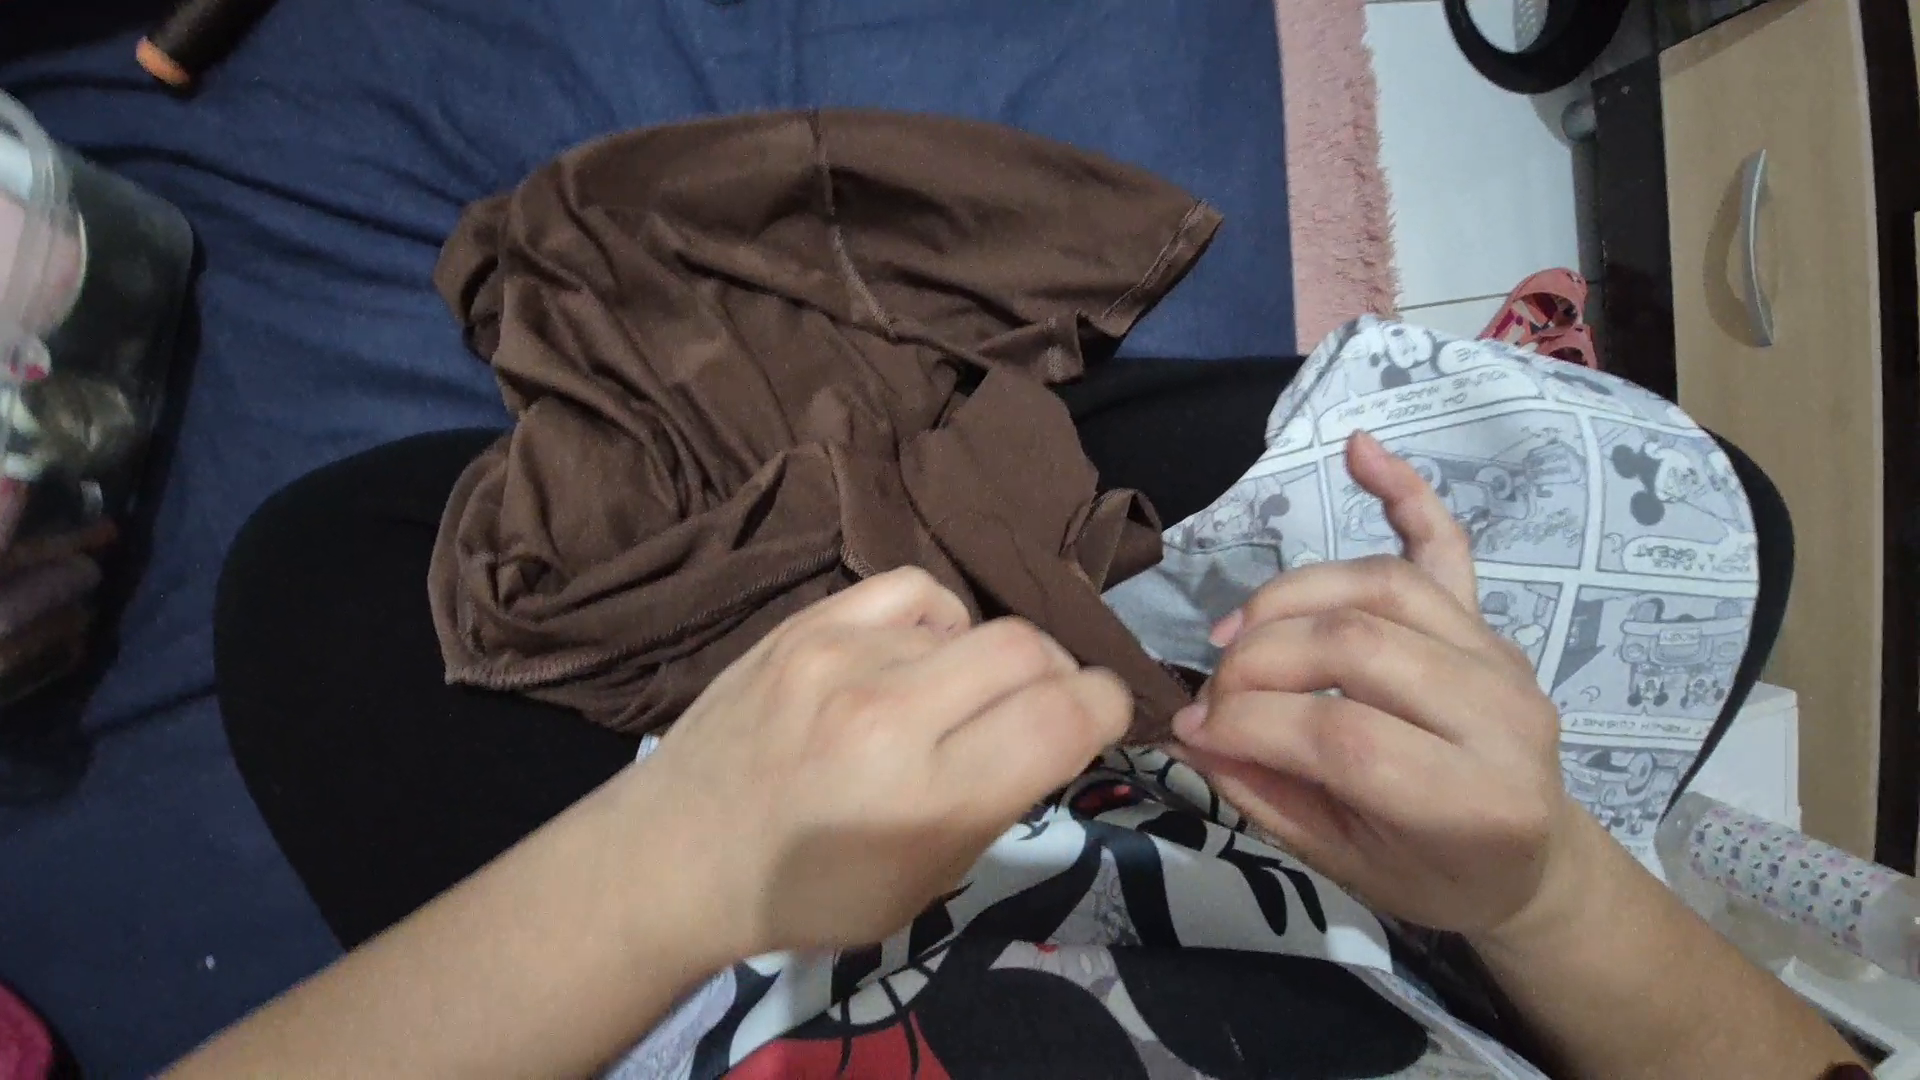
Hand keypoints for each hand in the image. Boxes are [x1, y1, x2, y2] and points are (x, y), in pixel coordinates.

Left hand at [636, 568, 1129, 957]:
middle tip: (1039, 703)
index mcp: (927, 796)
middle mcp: (889, 713)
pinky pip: (912, 588)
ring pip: (973, 622)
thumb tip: (1055, 724)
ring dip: (991, 658)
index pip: (1060, 718)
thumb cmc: (814, 889)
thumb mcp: (928, 879)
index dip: (1105, 706)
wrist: (681, 850)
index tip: (1100, 713)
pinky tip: (917, 650)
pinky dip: (938, 619)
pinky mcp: (807, 622)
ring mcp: (842, 655)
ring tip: (959, 689)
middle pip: (1029, 650)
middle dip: (1059, 676)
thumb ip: (1001, 796)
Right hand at [1171, 431, 1586, 941]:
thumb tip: (1192, 730)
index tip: (1190, 728)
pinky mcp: (1484, 622)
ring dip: (1286, 596)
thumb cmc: (1436, 874)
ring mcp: (1497, 652)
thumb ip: (1265, 794)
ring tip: (1236, 631)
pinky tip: (1360, 450)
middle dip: (1257, 659)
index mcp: (1475, 797)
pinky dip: (1404, 492)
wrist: (1534, 861)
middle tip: (1214, 690)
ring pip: (1378, 585)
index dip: (1247, 722)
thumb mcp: (1342, 866)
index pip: (1343, 736)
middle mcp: (1501, 711)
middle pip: (1356, 643)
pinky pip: (1444, 546)